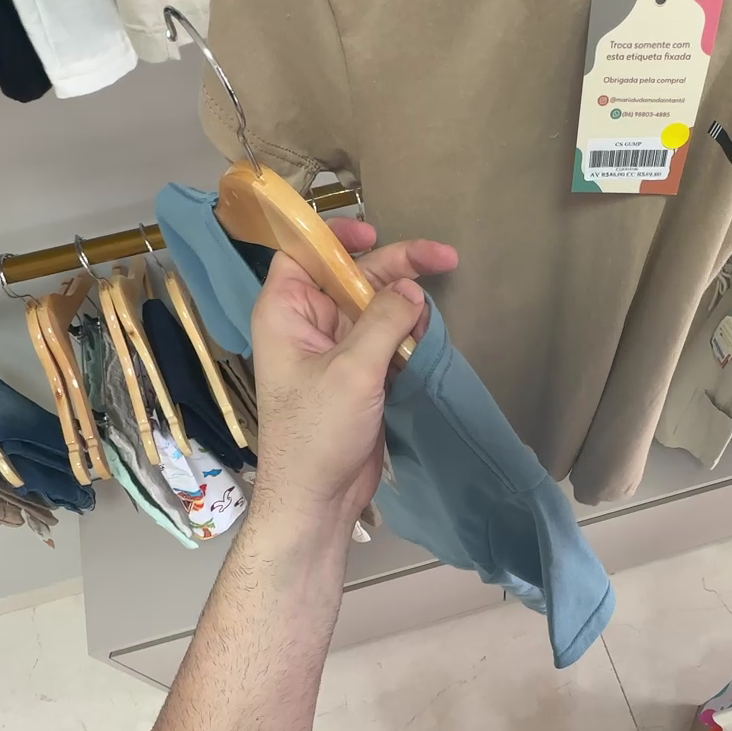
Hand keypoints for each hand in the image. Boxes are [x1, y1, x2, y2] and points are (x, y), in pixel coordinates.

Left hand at [248, 219, 458, 528]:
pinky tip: (425, 343)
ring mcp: (336, 352)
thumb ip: (384, 321)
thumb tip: (413, 289)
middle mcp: (308, 325)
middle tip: (444, 258)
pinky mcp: (359, 377)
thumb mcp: (352, 370)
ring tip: (428, 325)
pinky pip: (386, 341)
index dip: (336, 237)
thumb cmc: (318, 432)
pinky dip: (407, 338)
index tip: (374, 233)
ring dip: (406, 308)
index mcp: (287, 312)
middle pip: (352, 278)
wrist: (318, 497)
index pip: (304, 254)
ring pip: (375, 310)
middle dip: (395, 269)